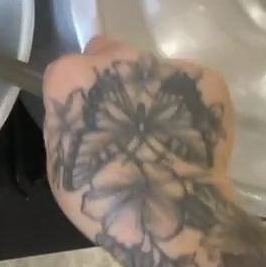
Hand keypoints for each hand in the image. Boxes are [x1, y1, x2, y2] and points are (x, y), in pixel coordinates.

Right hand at [41, 38, 236, 256]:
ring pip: (150, 69)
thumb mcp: (60, 158)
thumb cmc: (99, 193)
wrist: (170, 211)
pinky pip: (187, 84)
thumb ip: (67, 120)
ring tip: (157, 133)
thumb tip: (81, 110)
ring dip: (148, 90)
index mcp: (72, 77)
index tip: (82, 118)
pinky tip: (182, 135)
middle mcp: (118, 59)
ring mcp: (165, 66)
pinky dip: (183, 104)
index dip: (73, 95)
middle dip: (111, 81)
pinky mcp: (205, 80)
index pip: (65, 70)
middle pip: (110, 55)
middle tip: (120, 122)